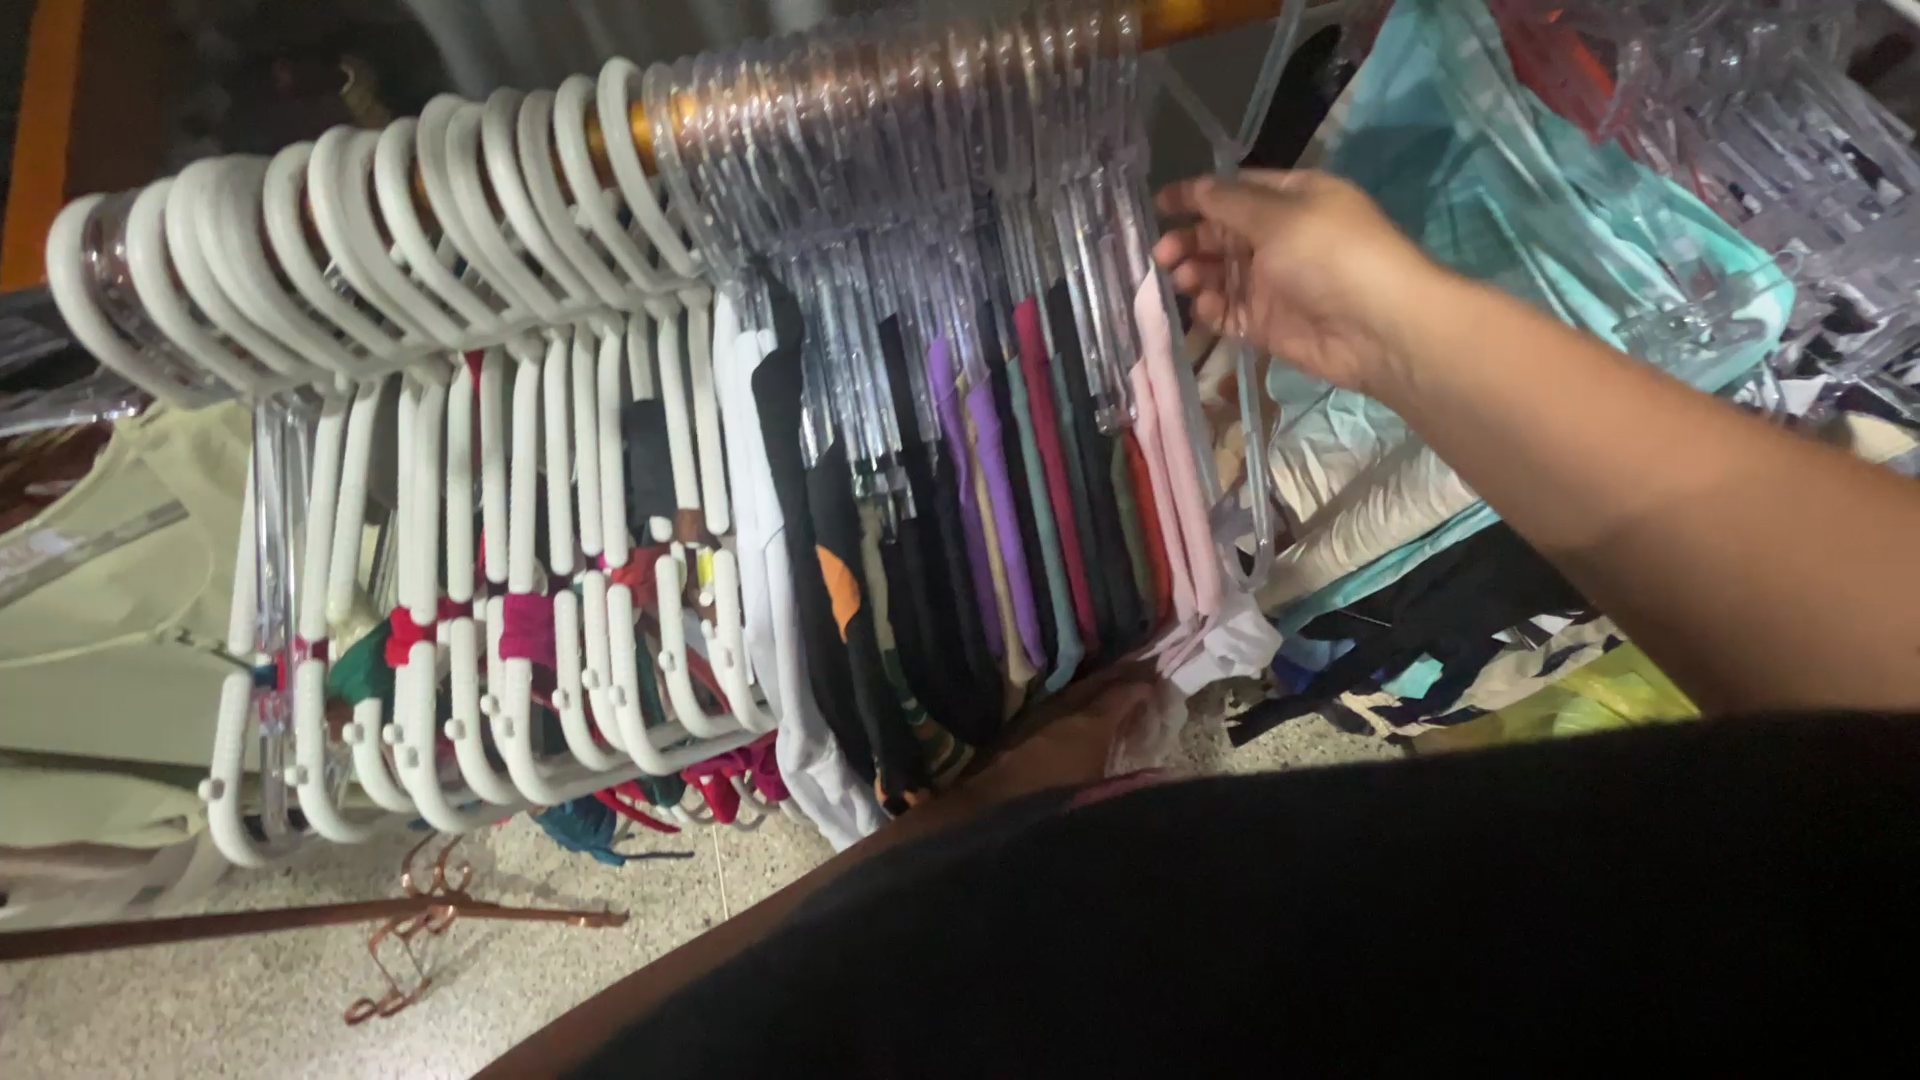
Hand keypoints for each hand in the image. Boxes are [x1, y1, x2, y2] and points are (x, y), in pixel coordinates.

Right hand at [1154, 169, 1438, 394]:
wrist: (1373, 326)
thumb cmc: (1329, 254)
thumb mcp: (1279, 215)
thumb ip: (1228, 203)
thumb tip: (1194, 188)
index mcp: (1290, 200)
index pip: (1234, 192)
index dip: (1195, 196)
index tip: (1158, 206)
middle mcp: (1278, 238)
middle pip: (1220, 234)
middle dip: (1189, 240)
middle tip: (1162, 254)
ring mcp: (1271, 283)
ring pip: (1219, 275)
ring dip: (1195, 274)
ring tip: (1182, 280)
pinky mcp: (1265, 323)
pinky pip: (1227, 312)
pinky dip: (1211, 309)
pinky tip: (1204, 306)